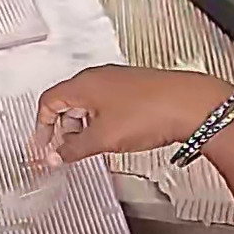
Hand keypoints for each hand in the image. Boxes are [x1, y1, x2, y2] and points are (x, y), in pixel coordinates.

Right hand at [31, 65, 232, 165]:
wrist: (192, 105)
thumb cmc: (149, 113)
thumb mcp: (102, 138)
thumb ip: (73, 149)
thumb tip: (57, 155)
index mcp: (84, 84)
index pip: (49, 103)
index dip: (41, 127)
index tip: (43, 147)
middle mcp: (98, 78)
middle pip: (66, 103)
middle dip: (61, 130)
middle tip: (64, 152)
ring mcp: (117, 82)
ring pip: (86, 105)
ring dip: (81, 128)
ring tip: (88, 148)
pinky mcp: (133, 89)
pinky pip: (104, 106)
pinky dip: (98, 123)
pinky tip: (110, 138)